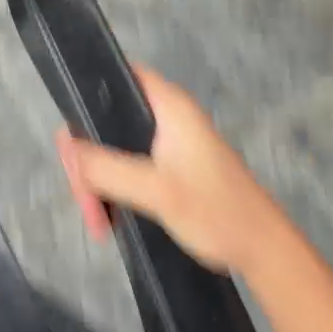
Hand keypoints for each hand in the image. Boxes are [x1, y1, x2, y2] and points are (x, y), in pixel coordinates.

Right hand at [55, 65, 281, 272]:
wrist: (266, 255)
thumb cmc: (218, 213)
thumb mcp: (155, 190)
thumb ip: (106, 167)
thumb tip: (66, 148)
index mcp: (167, 107)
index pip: (114, 75)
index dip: (84, 93)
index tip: (71, 135)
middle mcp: (164, 117)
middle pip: (102, 120)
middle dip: (85, 160)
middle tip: (83, 197)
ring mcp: (166, 143)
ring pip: (109, 148)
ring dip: (95, 182)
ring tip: (96, 219)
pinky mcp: (167, 168)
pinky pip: (122, 167)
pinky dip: (110, 190)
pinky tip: (107, 218)